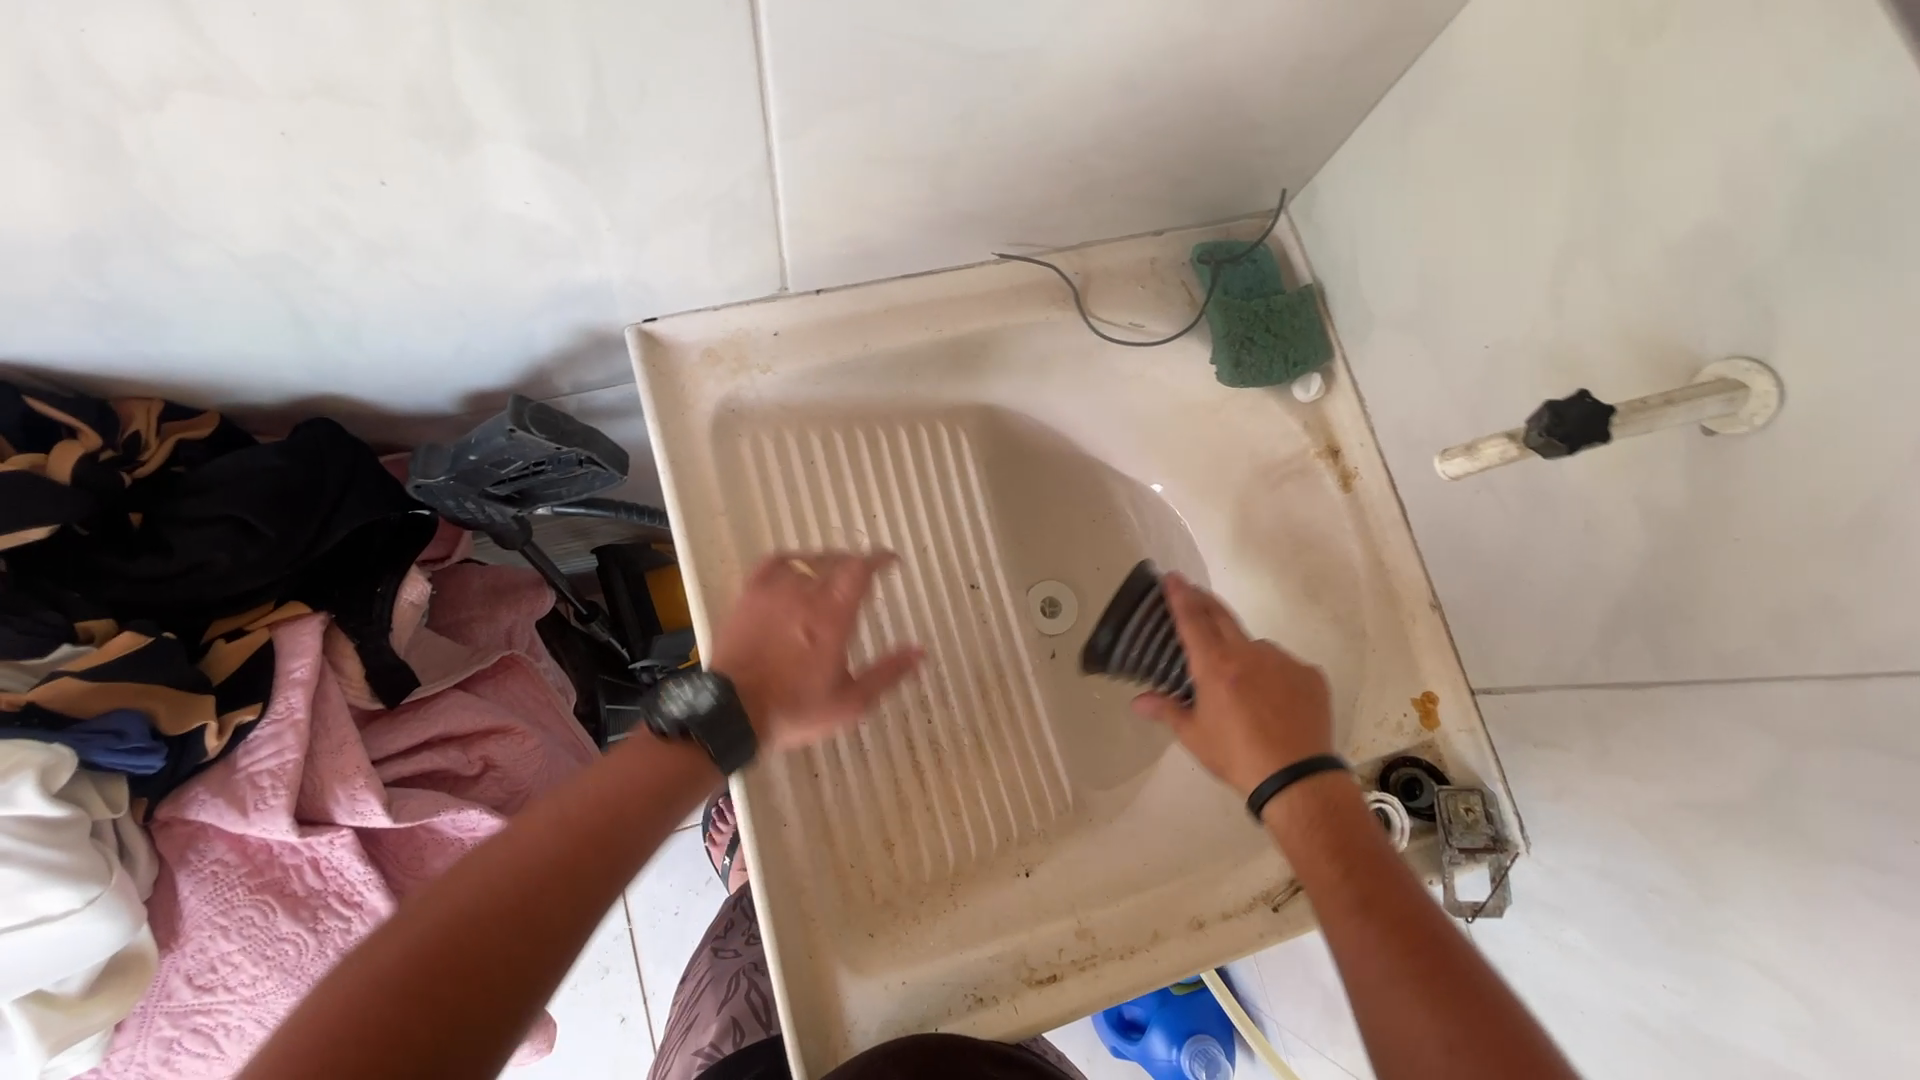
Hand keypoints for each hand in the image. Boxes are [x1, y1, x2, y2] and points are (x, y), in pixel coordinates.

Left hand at [706, 551, 923, 753]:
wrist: (732, 713)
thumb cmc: (795, 710)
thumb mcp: (850, 702)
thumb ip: (887, 673)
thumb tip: (919, 652)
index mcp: (833, 616)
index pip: (861, 569)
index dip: (879, 559)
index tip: (891, 561)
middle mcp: (804, 594)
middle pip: (836, 560)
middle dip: (855, 563)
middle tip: (864, 575)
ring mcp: (772, 592)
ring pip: (806, 560)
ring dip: (826, 562)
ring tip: (832, 574)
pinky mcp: (748, 596)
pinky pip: (772, 563)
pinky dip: (790, 561)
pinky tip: (794, 571)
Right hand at [1131, 573, 1332, 794]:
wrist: (1297, 779)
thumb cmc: (1236, 757)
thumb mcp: (1195, 736)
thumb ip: (1167, 710)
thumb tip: (1137, 702)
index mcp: (1216, 666)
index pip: (1192, 620)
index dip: (1180, 596)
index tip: (1172, 576)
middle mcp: (1249, 653)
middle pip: (1222, 616)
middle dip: (1204, 601)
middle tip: (1192, 591)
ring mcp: (1283, 661)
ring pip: (1256, 647)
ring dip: (1242, 653)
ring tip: (1242, 685)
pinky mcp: (1310, 675)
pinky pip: (1284, 666)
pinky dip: (1273, 675)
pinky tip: (1274, 702)